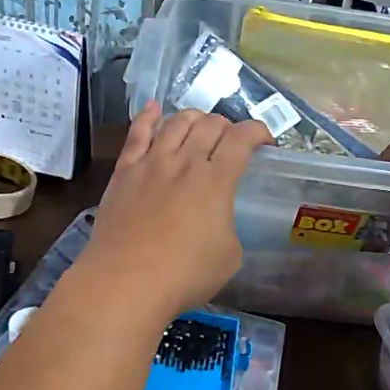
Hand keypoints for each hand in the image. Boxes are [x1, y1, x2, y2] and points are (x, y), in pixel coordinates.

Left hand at [72, 102, 271, 320]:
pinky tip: (154, 108)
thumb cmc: (184, 274)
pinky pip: (137, 134)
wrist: (125, 280)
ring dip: (194, 117)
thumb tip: (217, 220)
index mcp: (217, 180)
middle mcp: (185, 162)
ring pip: (176, 123)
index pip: (242, 139)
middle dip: (227, 126)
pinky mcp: (124, 172)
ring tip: (200, 123)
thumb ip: (228, 227)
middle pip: (209, 125)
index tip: (265, 142)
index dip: (258, 132)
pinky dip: (148, 117)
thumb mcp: (229, 256)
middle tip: (230, 141)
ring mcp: (151, 163)